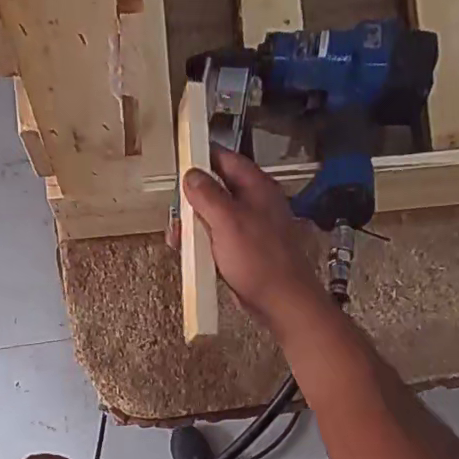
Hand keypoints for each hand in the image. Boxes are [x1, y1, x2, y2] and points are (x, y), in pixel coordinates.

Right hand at [178, 148, 328, 327]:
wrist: (281, 301)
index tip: (181, 162)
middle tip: (177, 214)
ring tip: (179, 239)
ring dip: (194, 225)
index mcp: (256, 188)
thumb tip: (191, 174)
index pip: (226, 159)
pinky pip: (217, 239)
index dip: (203, 158)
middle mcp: (254, 204)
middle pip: (216, 189)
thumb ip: (208, 195)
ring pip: (214, 216)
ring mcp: (249, 228)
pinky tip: (192, 255)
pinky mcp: (244, 250)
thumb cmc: (260, 261)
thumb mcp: (228, 222)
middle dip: (192, 201)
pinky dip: (203, 244)